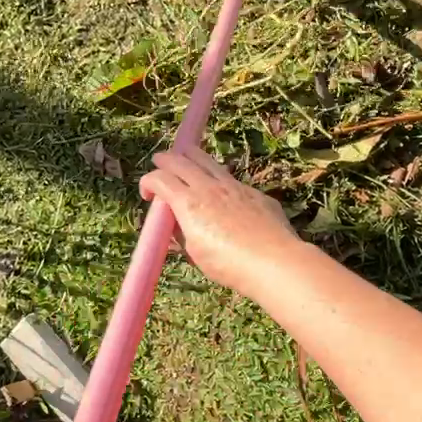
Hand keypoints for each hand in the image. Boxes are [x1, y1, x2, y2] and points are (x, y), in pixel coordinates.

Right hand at [138, 143, 306, 298]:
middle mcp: (208, 187)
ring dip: (191, 158)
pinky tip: (221, 195)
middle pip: (180, 159)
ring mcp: (233, 186)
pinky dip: (218, 179)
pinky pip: (230, 178)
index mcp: (188, 203)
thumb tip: (175, 226)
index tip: (147, 194)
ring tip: (186, 161)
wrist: (274, 262)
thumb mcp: (195, 252)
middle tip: (159, 162)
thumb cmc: (228, 264)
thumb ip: (182, 233)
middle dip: (165, 159)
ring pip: (207, 160)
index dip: (147, 182)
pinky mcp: (253, 192)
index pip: (159, 178)